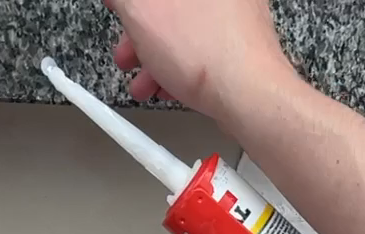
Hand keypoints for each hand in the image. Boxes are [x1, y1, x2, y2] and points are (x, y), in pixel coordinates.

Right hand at [107, 0, 300, 118]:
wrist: (248, 93)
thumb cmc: (203, 50)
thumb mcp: (141, 10)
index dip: (128, 4)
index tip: (117, 10)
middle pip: (168, 6)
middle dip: (139, 32)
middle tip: (127, 54)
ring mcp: (235, 13)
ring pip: (184, 28)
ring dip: (156, 56)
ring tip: (143, 83)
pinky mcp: (242, 41)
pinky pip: (202, 46)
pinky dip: (181, 64)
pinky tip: (168, 87)